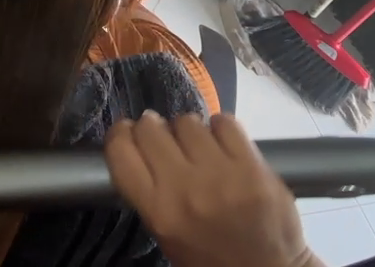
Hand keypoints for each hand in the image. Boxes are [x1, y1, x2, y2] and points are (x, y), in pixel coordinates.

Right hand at [105, 112, 320, 266]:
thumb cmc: (209, 259)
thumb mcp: (165, 233)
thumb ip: (146, 187)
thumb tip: (135, 136)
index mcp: (160, 212)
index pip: (120, 149)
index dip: (121, 135)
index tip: (129, 135)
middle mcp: (187, 190)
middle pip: (150, 127)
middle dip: (154, 130)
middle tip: (167, 144)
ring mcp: (223, 177)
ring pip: (187, 121)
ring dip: (189, 132)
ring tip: (200, 150)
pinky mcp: (254, 168)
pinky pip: (224, 122)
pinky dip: (221, 130)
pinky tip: (224, 148)